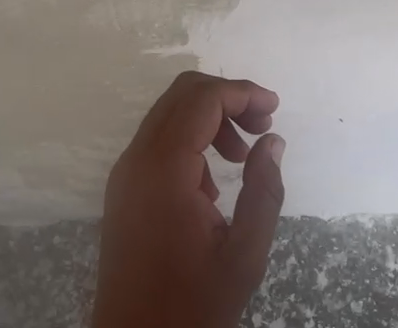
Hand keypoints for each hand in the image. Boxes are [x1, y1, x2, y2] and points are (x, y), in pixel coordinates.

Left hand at [93, 71, 285, 327]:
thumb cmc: (191, 305)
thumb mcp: (243, 256)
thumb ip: (263, 191)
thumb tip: (273, 140)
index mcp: (163, 168)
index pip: (202, 100)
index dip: (241, 93)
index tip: (275, 108)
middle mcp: (137, 158)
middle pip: (181, 95)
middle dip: (226, 98)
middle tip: (262, 125)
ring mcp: (125, 172)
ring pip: (168, 115)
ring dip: (209, 119)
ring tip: (243, 156)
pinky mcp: (123, 189)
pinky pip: (158, 142)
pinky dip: (189, 141)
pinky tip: (213, 185)